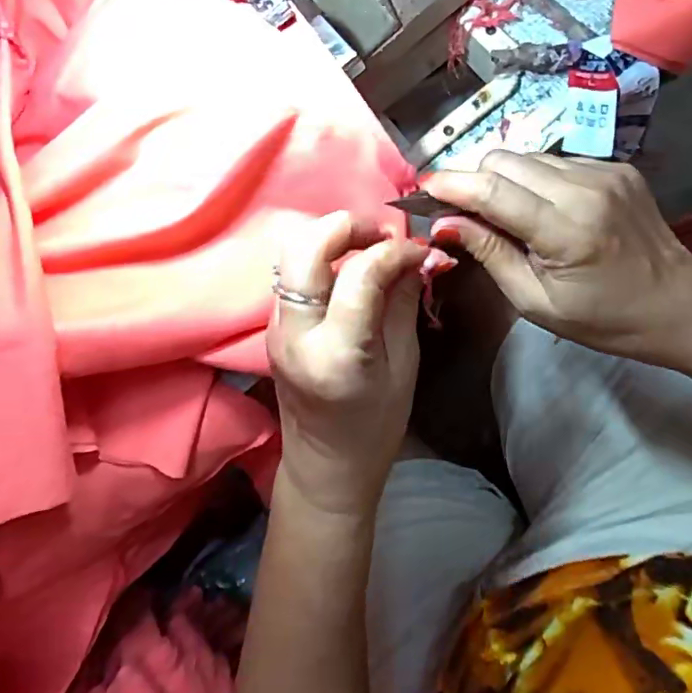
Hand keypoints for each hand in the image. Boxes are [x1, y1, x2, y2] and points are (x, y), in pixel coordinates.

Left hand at [268, 213, 433, 516]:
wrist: (325, 467)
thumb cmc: (376, 426)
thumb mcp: (404, 365)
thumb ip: (404, 301)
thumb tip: (416, 253)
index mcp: (336, 353)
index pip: (359, 275)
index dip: (393, 251)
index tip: (418, 250)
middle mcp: (296, 334)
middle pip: (305, 249)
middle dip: (346, 225)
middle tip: (383, 234)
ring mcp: (276, 328)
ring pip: (292, 253)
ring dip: (332, 236)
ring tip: (369, 245)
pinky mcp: (272, 325)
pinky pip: (293, 272)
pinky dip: (322, 255)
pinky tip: (351, 265)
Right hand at [423, 152, 691, 367]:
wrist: (681, 302)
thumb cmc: (605, 318)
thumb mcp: (538, 302)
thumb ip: (490, 254)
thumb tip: (443, 222)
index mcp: (566, 230)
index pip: (492, 190)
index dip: (450, 185)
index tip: (422, 190)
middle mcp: (585, 188)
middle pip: (504, 160)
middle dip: (475, 181)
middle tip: (467, 212)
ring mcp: (604, 171)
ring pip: (527, 155)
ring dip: (505, 178)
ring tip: (510, 213)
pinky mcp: (615, 165)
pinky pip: (555, 160)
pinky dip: (537, 179)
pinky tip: (547, 208)